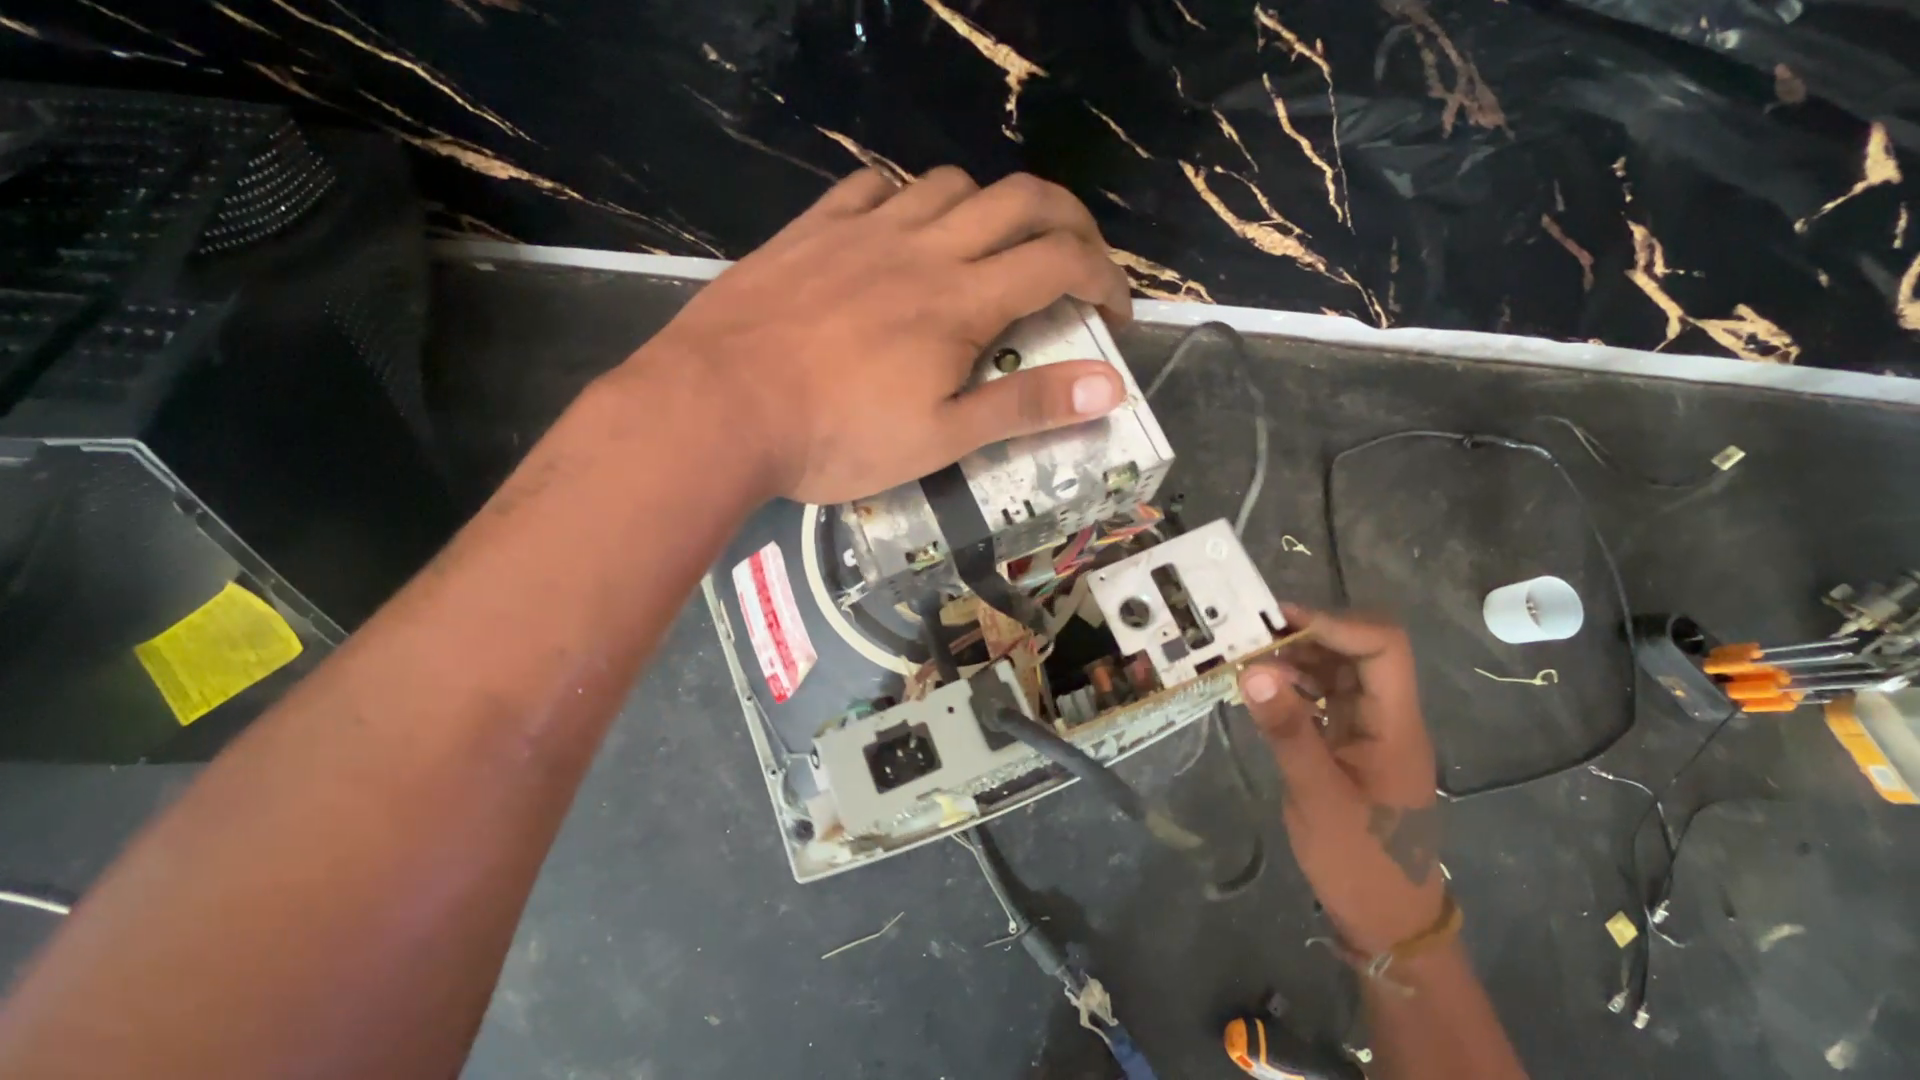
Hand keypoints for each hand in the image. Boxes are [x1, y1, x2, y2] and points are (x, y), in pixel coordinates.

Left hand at [614, 166, 1132, 504]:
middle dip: (1070, 222)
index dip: (1106, 280)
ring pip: (950, 184)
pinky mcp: (812, 229)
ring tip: (989, 251)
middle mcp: (924, 248)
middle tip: (1079, 262)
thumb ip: (1025, 407)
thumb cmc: (835, 437)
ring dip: (990, 208)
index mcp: (961, 301)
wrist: (717, 407)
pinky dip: (905, 197)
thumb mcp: (940, 439)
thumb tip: (1109, 387)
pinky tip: (901, 229)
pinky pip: (870, 185)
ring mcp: (864, 230)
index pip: (1061, 264)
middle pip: (1021, 200)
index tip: (1116, 317)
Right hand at [1240, 606, 1443, 955]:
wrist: (1388, 921)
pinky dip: (1296, 688)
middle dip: (1309, 635)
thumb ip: (1287, 730)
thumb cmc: (1359, 862)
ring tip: (1248, 661)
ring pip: (1342, 674)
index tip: (1278, 622)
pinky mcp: (1353, 748)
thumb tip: (1253, 669)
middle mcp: (1389, 719)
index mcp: (1396, 725)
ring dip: (1299, 660)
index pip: (1384, 647)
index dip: (1335, 624)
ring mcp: (1372, 733)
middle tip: (1251, 636)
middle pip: (1362, 652)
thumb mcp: (1316, 796)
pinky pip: (1327, 701)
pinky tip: (1263, 693)